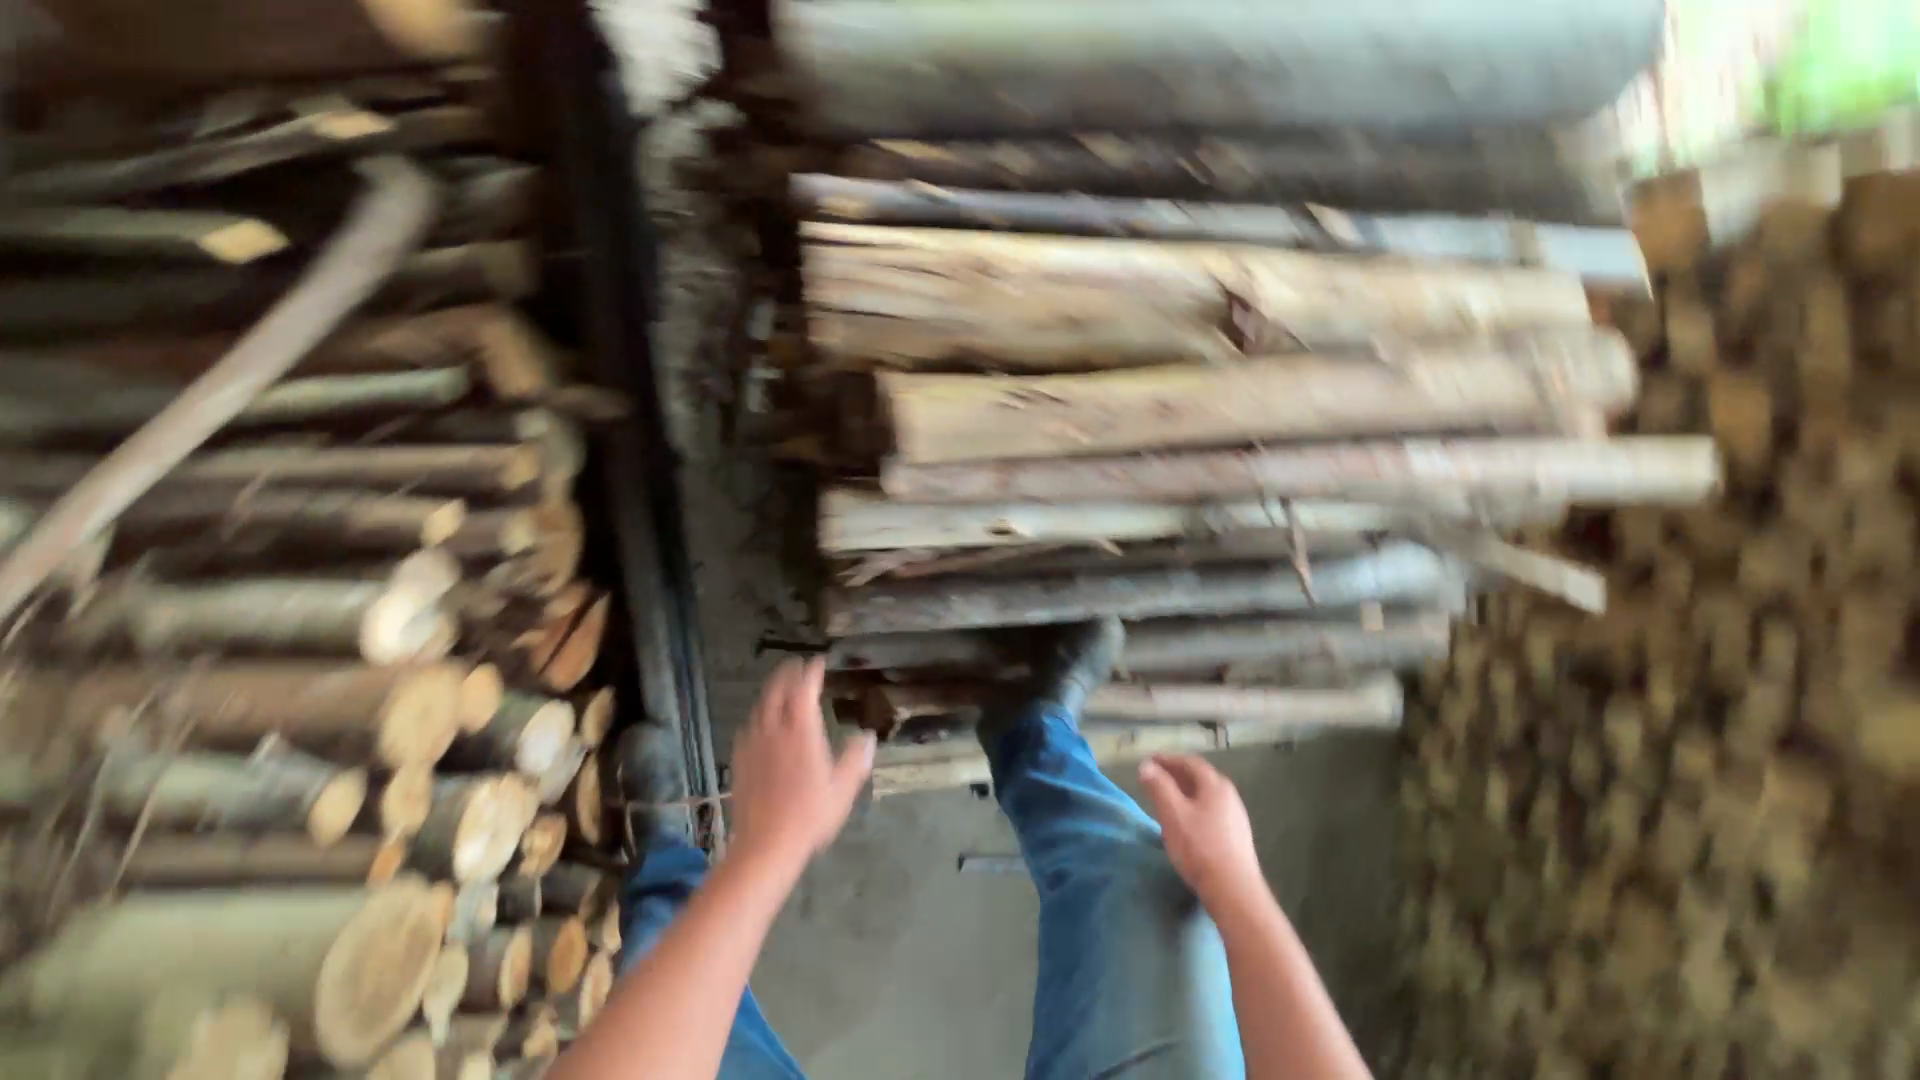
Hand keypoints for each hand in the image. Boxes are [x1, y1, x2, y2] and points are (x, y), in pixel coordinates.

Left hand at [729, 659, 875, 868]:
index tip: (817, 662)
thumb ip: (855, 759)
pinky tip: (760, 724)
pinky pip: (749, 728)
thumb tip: (867, 737)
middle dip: (787, 674)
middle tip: (797, 667)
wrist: (766, 843)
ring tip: (780, 688)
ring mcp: (754, 744)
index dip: (811, 672)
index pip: (804, 689)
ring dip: (771, 692)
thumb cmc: (810, 815)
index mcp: (801, 731)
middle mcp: (775, 730)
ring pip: (760, 707)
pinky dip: (758, 717)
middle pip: (777, 691)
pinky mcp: (740, 760)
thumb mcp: (843, 789)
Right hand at [1138, 754, 1265, 909]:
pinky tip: (1186, 821)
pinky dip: (1194, 807)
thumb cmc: (1199, 847)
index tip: (1149, 761)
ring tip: (1167, 798)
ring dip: (1185, 791)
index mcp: (1216, 786)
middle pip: (1201, 777)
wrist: (1233, 890)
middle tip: (1155, 777)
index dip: (1168, 759)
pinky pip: (1212, 811)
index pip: (1190, 762)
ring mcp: (1236, 817)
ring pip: (1207, 796)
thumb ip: (1159, 786)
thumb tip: (1146, 765)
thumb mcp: (1172, 814)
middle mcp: (1230, 796)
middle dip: (1176, 774)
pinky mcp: (1236, 836)